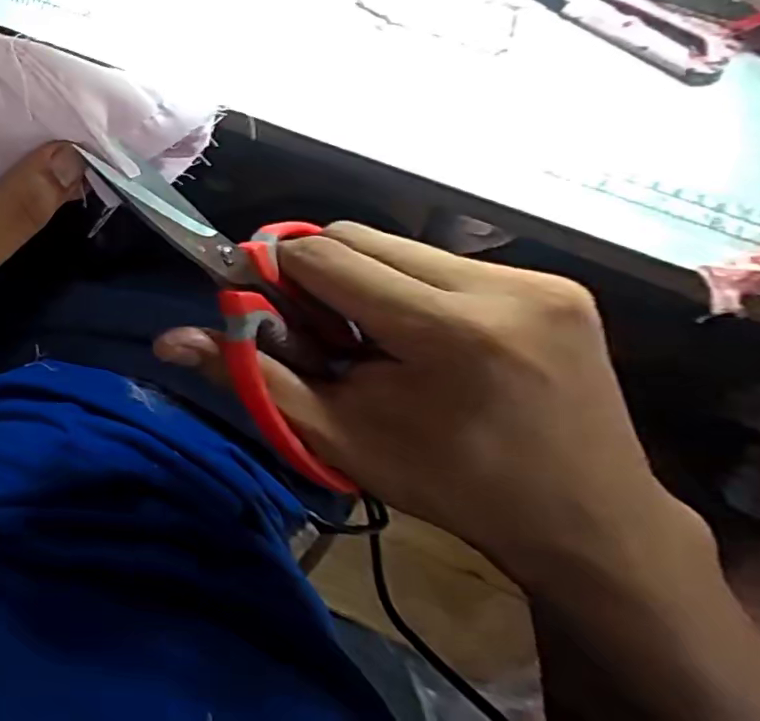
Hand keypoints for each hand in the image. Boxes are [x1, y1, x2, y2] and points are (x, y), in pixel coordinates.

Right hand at [155, 222, 698, 578]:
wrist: (591, 523)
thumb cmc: (450, 486)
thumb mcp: (337, 437)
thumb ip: (252, 378)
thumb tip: (168, 340)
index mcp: (447, 333)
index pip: (323, 256)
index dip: (279, 273)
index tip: (270, 309)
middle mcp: (500, 288)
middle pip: (356, 236)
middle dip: (319, 273)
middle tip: (322, 331)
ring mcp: (537, 280)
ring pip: (398, 243)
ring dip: (364, 277)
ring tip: (376, 337)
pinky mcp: (557, 283)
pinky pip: (443, 259)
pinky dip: (410, 284)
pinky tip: (424, 335)